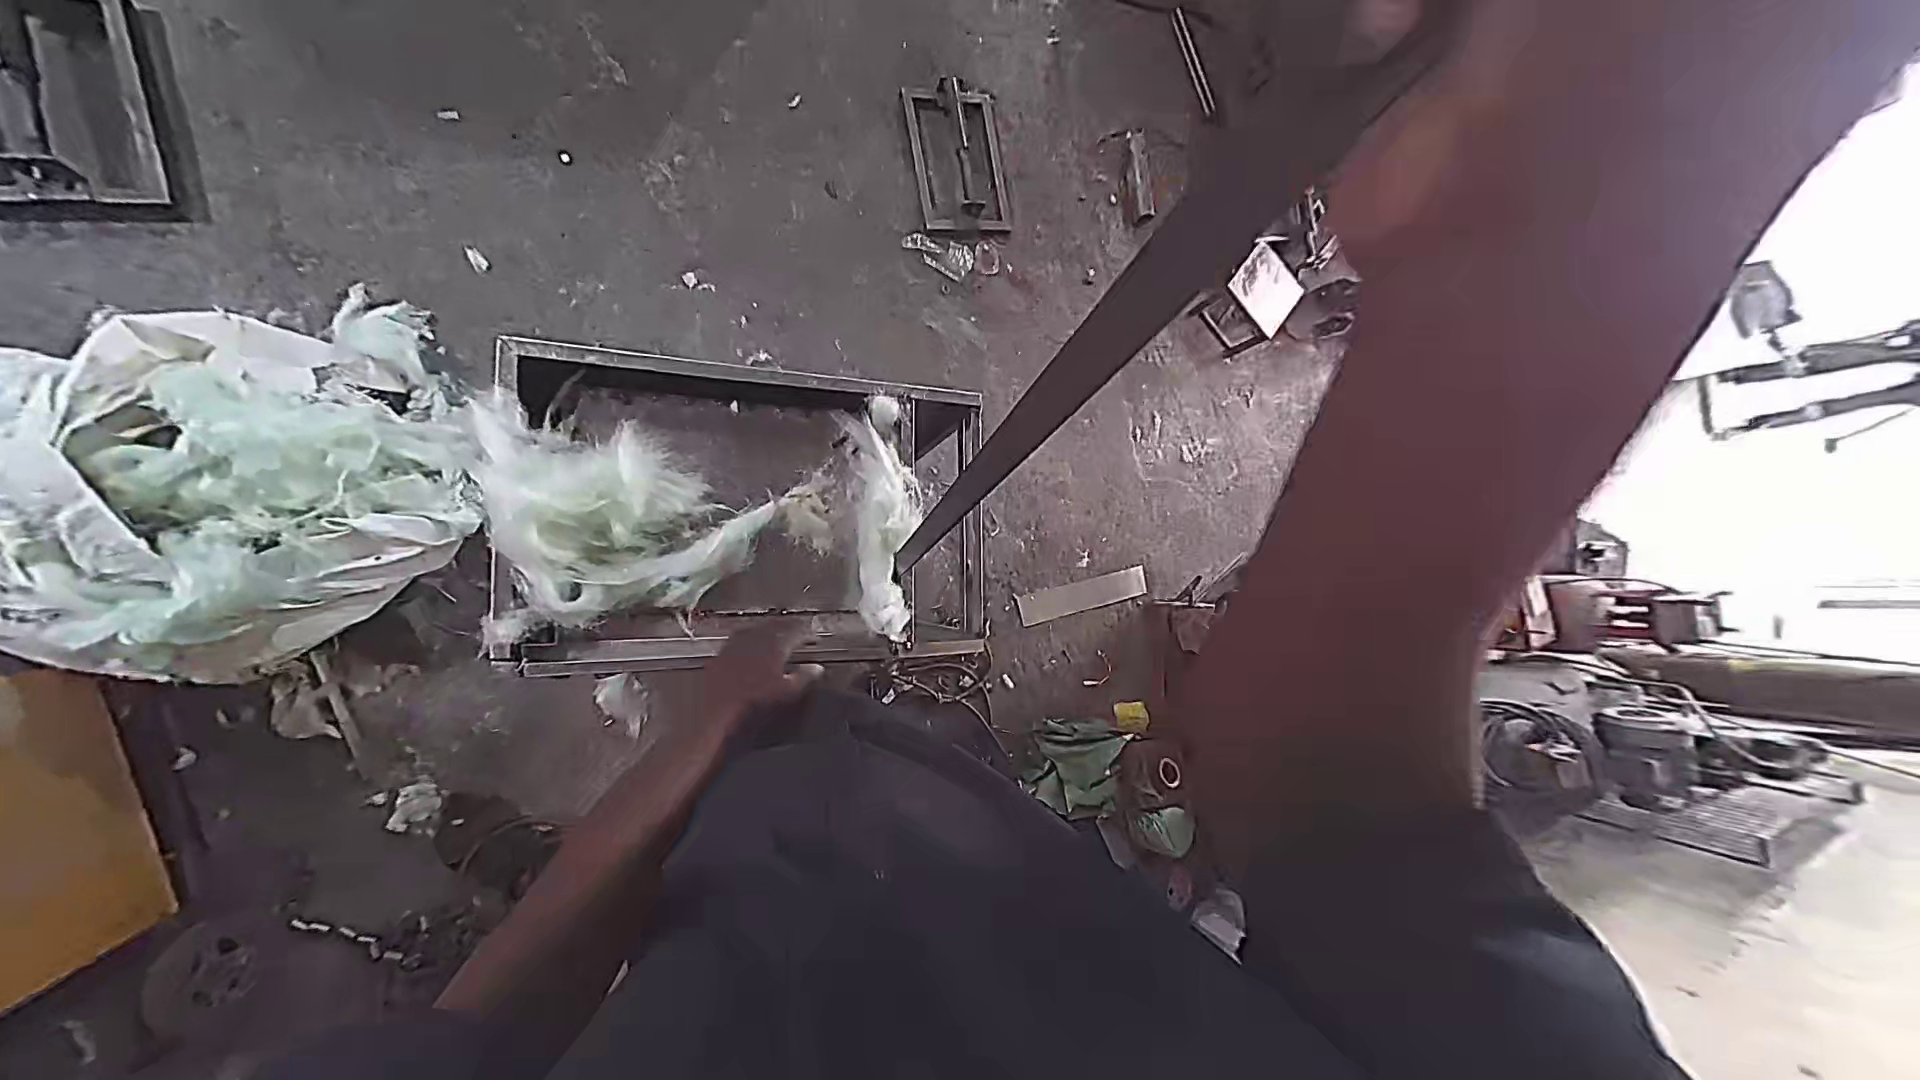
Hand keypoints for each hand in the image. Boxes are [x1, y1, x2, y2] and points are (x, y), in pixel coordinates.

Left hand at [692, 622, 823, 736]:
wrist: (715, 711)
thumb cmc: (755, 702)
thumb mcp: (787, 692)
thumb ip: (804, 677)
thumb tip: (817, 668)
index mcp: (775, 644)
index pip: (796, 630)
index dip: (806, 632)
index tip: (812, 636)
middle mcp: (756, 637)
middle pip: (777, 624)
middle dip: (789, 626)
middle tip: (798, 631)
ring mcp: (737, 643)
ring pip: (758, 628)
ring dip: (769, 629)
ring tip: (777, 634)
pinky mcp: (722, 652)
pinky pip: (741, 637)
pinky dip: (751, 638)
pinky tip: (751, 646)